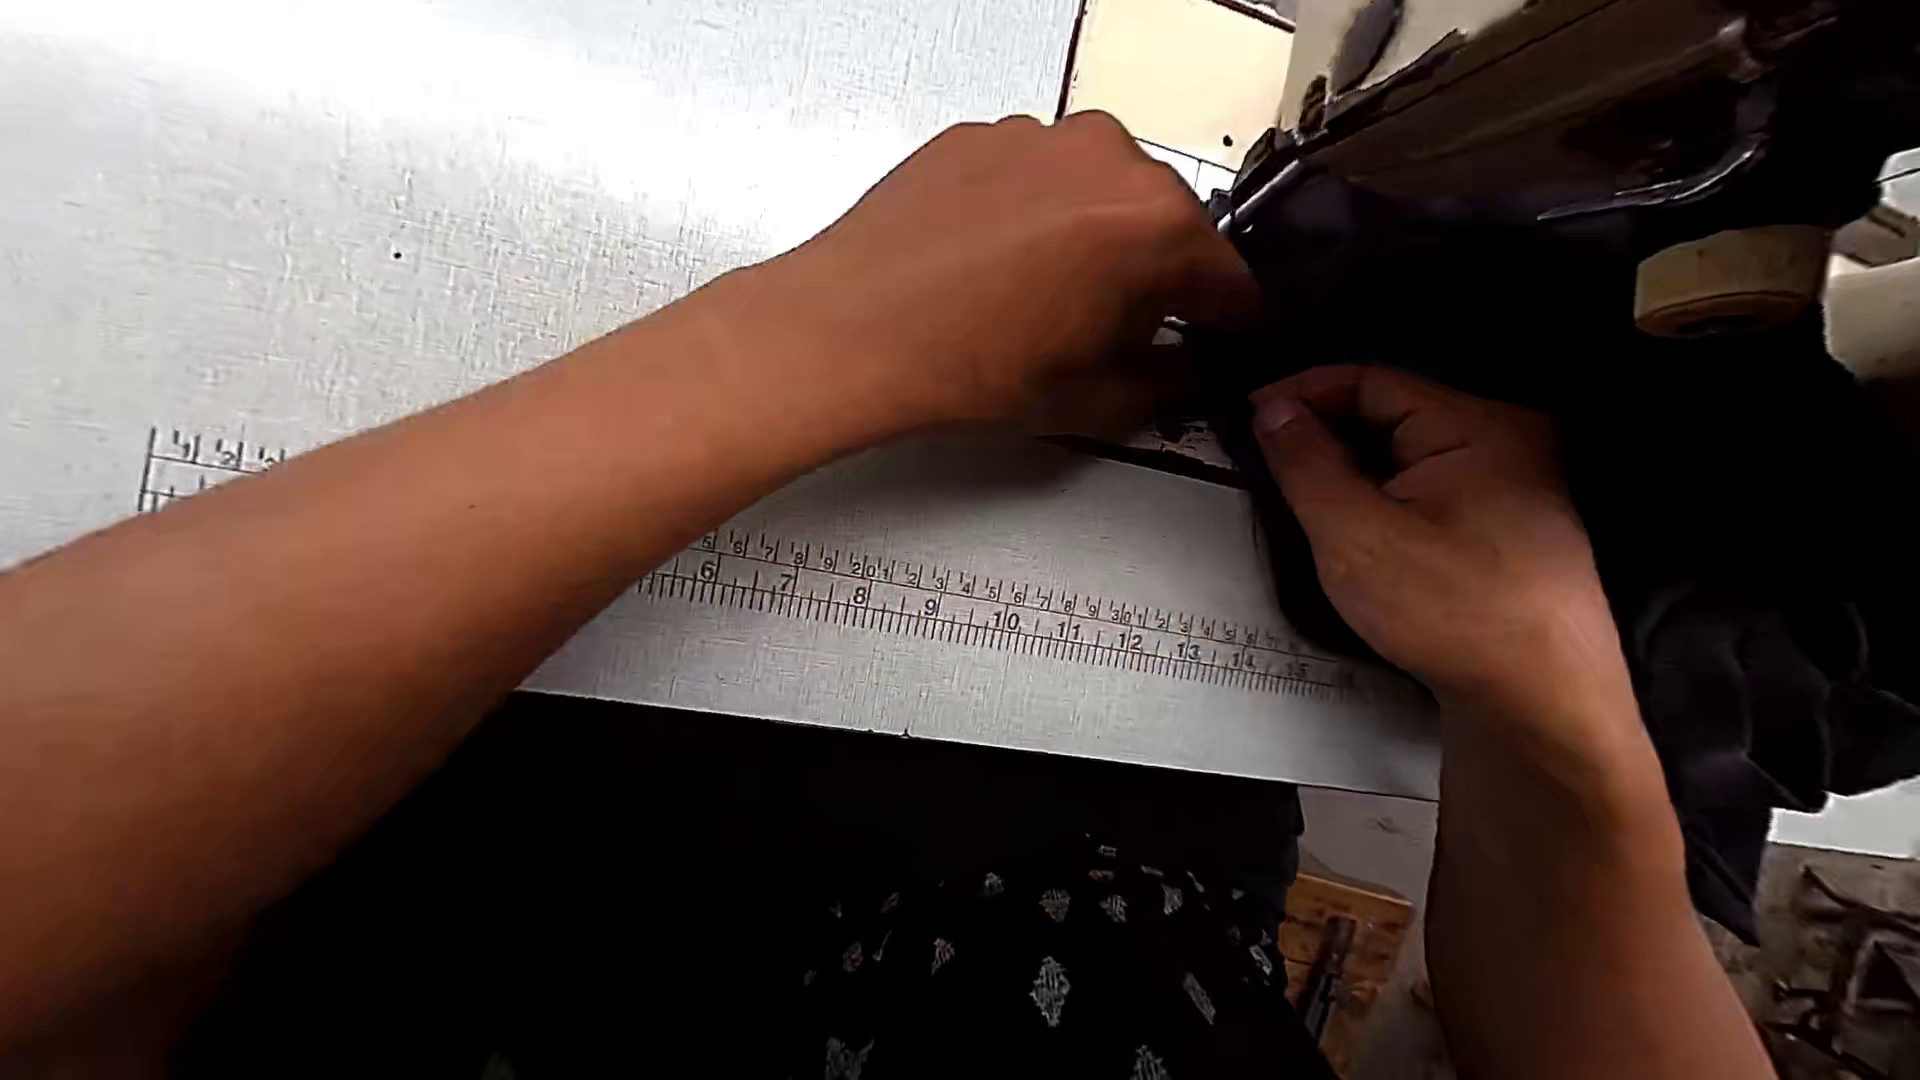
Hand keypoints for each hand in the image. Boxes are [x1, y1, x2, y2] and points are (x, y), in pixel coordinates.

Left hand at [697, 112, 1256, 436]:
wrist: (851, 335)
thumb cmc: (955, 366)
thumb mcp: (1083, 401)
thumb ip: (1160, 385)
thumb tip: (1182, 369)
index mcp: (1149, 227)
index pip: (1227, 276)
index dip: (1230, 317)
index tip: (1223, 333)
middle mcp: (1104, 160)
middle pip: (1163, 230)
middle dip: (1153, 285)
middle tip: (1111, 336)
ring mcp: (1039, 138)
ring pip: (1100, 200)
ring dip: (1092, 249)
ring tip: (1037, 307)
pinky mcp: (984, 137)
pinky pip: (1039, 183)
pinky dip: (1036, 223)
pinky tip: (996, 271)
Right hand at [1250, 366, 1634, 732]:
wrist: (1534, 702)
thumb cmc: (1443, 608)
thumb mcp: (1353, 532)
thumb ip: (1306, 462)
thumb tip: (1270, 407)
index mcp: (1475, 427)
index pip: (1371, 381)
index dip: (1302, 391)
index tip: (1247, 413)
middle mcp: (1500, 440)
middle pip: (1387, 413)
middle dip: (1318, 429)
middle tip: (1260, 455)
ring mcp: (1503, 483)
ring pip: (1399, 452)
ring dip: (1340, 462)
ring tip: (1289, 485)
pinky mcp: (1494, 521)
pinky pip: (1416, 483)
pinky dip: (1369, 488)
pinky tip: (1338, 514)